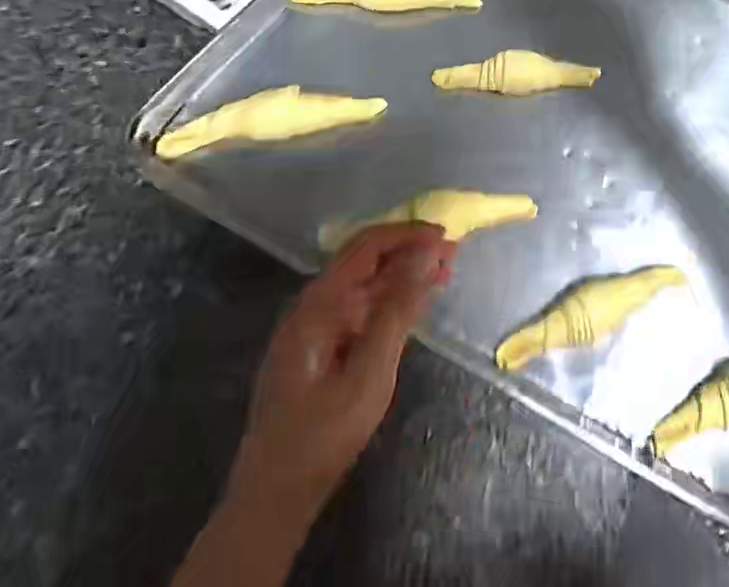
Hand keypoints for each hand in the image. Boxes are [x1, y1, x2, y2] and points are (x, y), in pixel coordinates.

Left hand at [223, 223, 454, 532]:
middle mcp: (314, 306)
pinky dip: (392, 299)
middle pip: (365, 260)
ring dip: (404, 273)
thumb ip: (397, 309)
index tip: (446, 235)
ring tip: (444, 270)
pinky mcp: (323, 348)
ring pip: (365, 284)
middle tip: (453, 252)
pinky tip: (417, 302)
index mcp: (319, 304)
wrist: (275, 495)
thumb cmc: (323, 433)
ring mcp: (316, 327)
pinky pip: (361, 308)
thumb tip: (424, 254)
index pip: (366, 247)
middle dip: (409, 249)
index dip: (407, 234)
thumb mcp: (370, 371)